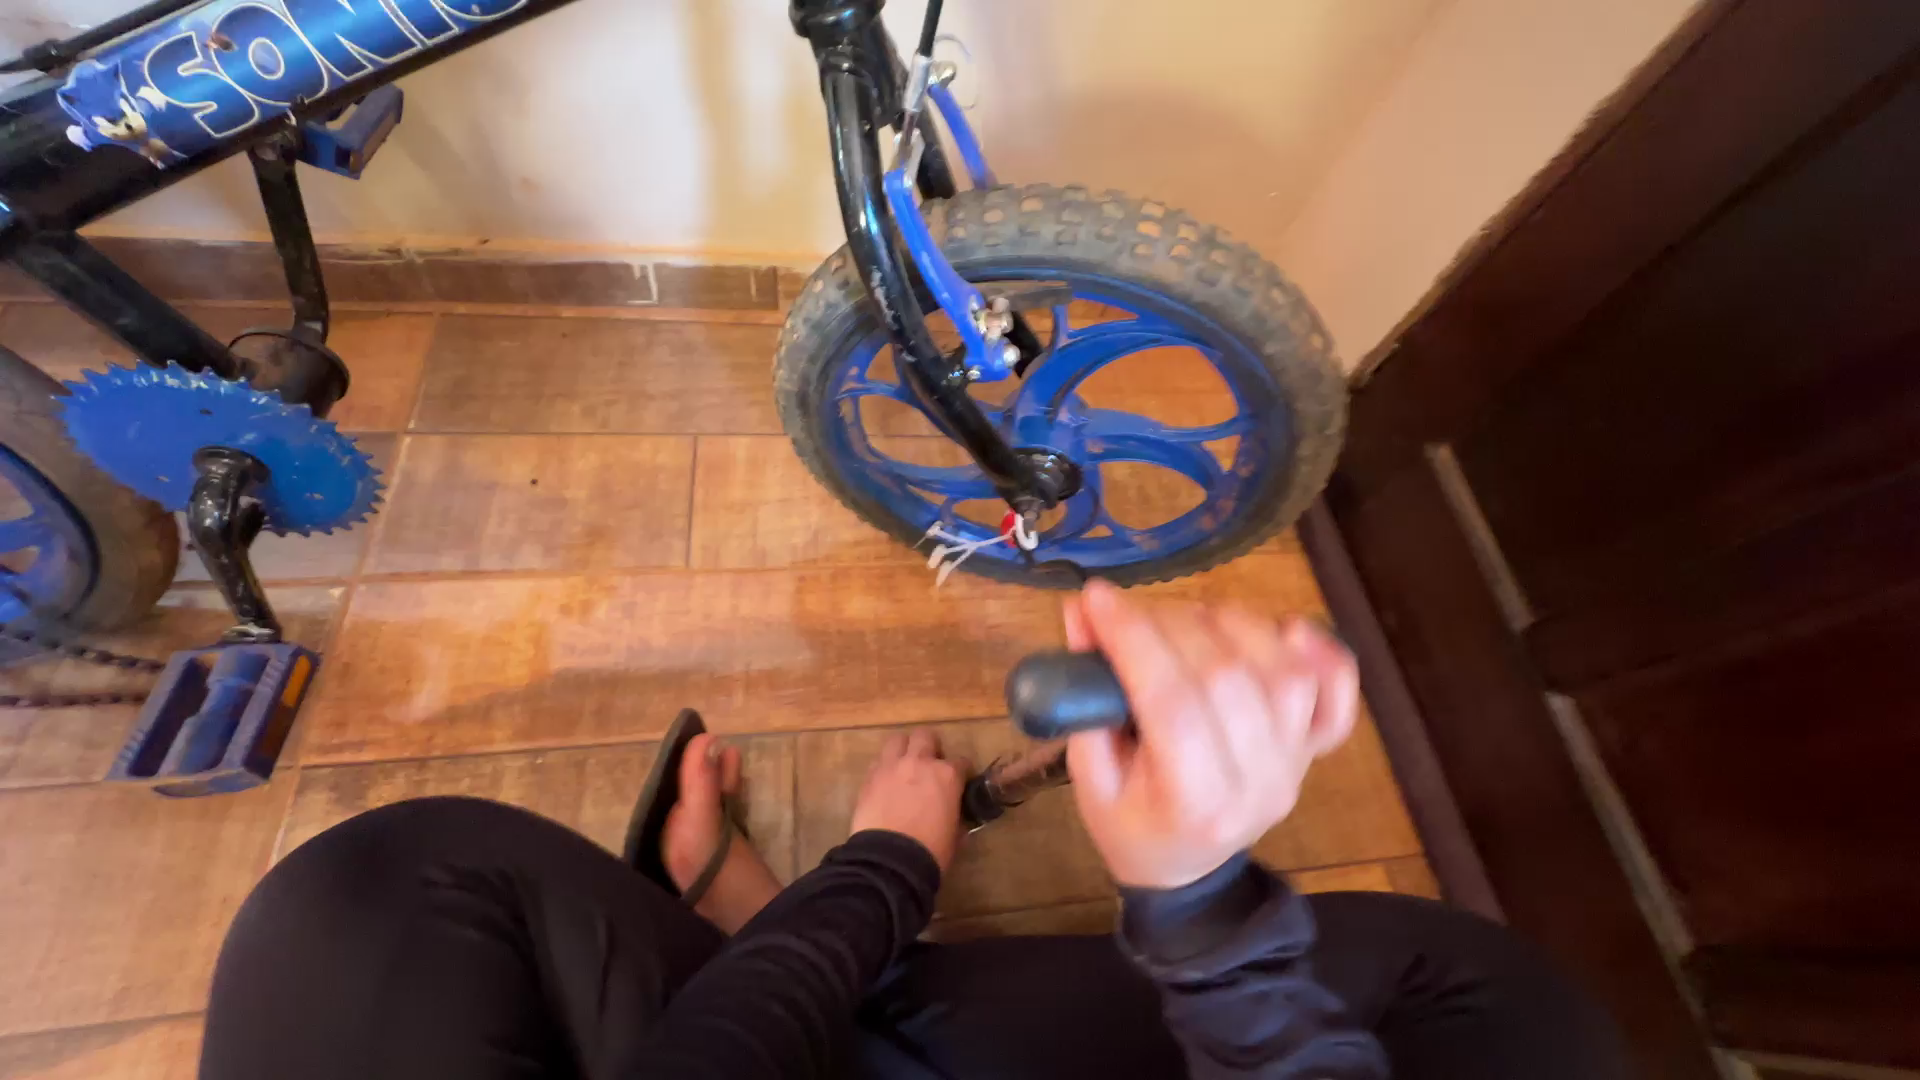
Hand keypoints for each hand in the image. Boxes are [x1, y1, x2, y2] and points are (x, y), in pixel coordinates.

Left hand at [849, 729, 967, 872]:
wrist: (889, 861)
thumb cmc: (930, 852)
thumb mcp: (955, 836)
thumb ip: (957, 818)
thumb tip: (956, 817)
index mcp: (947, 776)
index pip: (961, 762)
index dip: (961, 772)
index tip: (959, 782)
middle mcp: (919, 763)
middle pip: (925, 736)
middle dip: (930, 747)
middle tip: (929, 765)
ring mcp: (891, 767)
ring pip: (897, 740)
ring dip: (903, 750)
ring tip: (904, 767)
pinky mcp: (869, 778)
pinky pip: (878, 762)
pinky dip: (884, 768)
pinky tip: (885, 783)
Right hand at [1063, 580, 1359, 888]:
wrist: (1187, 864)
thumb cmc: (1129, 822)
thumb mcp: (1089, 775)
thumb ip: (1083, 696)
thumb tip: (1081, 613)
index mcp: (1193, 803)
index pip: (1173, 705)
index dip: (1134, 640)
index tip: (1095, 597)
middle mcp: (1258, 782)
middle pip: (1226, 677)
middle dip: (1166, 622)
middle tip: (1125, 609)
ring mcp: (1296, 762)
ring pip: (1280, 669)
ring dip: (1226, 623)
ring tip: (1181, 621)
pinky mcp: (1316, 744)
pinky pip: (1335, 686)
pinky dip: (1318, 647)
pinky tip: (1283, 629)